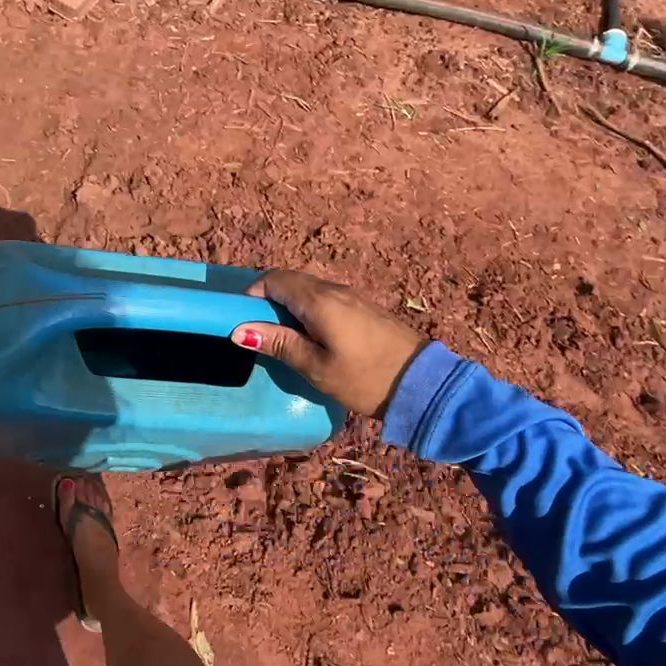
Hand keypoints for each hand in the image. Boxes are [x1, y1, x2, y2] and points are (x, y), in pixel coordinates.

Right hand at [231, 269, 425, 417]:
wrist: (425, 385)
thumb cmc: (365, 378)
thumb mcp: (316, 367)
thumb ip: (279, 344)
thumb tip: (240, 330)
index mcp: (319, 301)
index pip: (274, 279)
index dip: (252, 294)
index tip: (243, 320)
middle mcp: (334, 291)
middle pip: (290, 282)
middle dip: (267, 300)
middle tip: (259, 332)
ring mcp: (352, 298)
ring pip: (307, 291)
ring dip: (288, 307)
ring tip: (282, 339)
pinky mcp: (363, 309)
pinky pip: (324, 300)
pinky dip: (307, 312)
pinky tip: (310, 338)